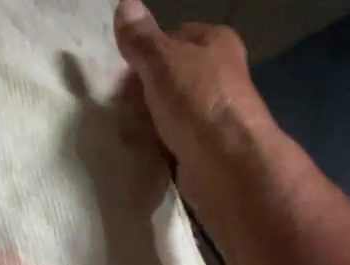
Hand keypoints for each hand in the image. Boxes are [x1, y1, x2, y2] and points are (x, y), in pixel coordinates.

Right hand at [114, 0, 277, 195]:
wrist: (227, 162)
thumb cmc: (198, 102)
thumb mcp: (163, 62)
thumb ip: (141, 39)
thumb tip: (124, 4)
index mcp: (216, 42)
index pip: (175, 37)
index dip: (147, 53)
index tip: (124, 75)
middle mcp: (220, 74)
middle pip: (172, 76)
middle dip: (144, 91)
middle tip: (121, 107)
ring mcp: (214, 114)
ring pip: (172, 111)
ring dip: (149, 122)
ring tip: (127, 132)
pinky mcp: (207, 148)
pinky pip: (175, 141)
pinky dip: (159, 146)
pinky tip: (144, 152)